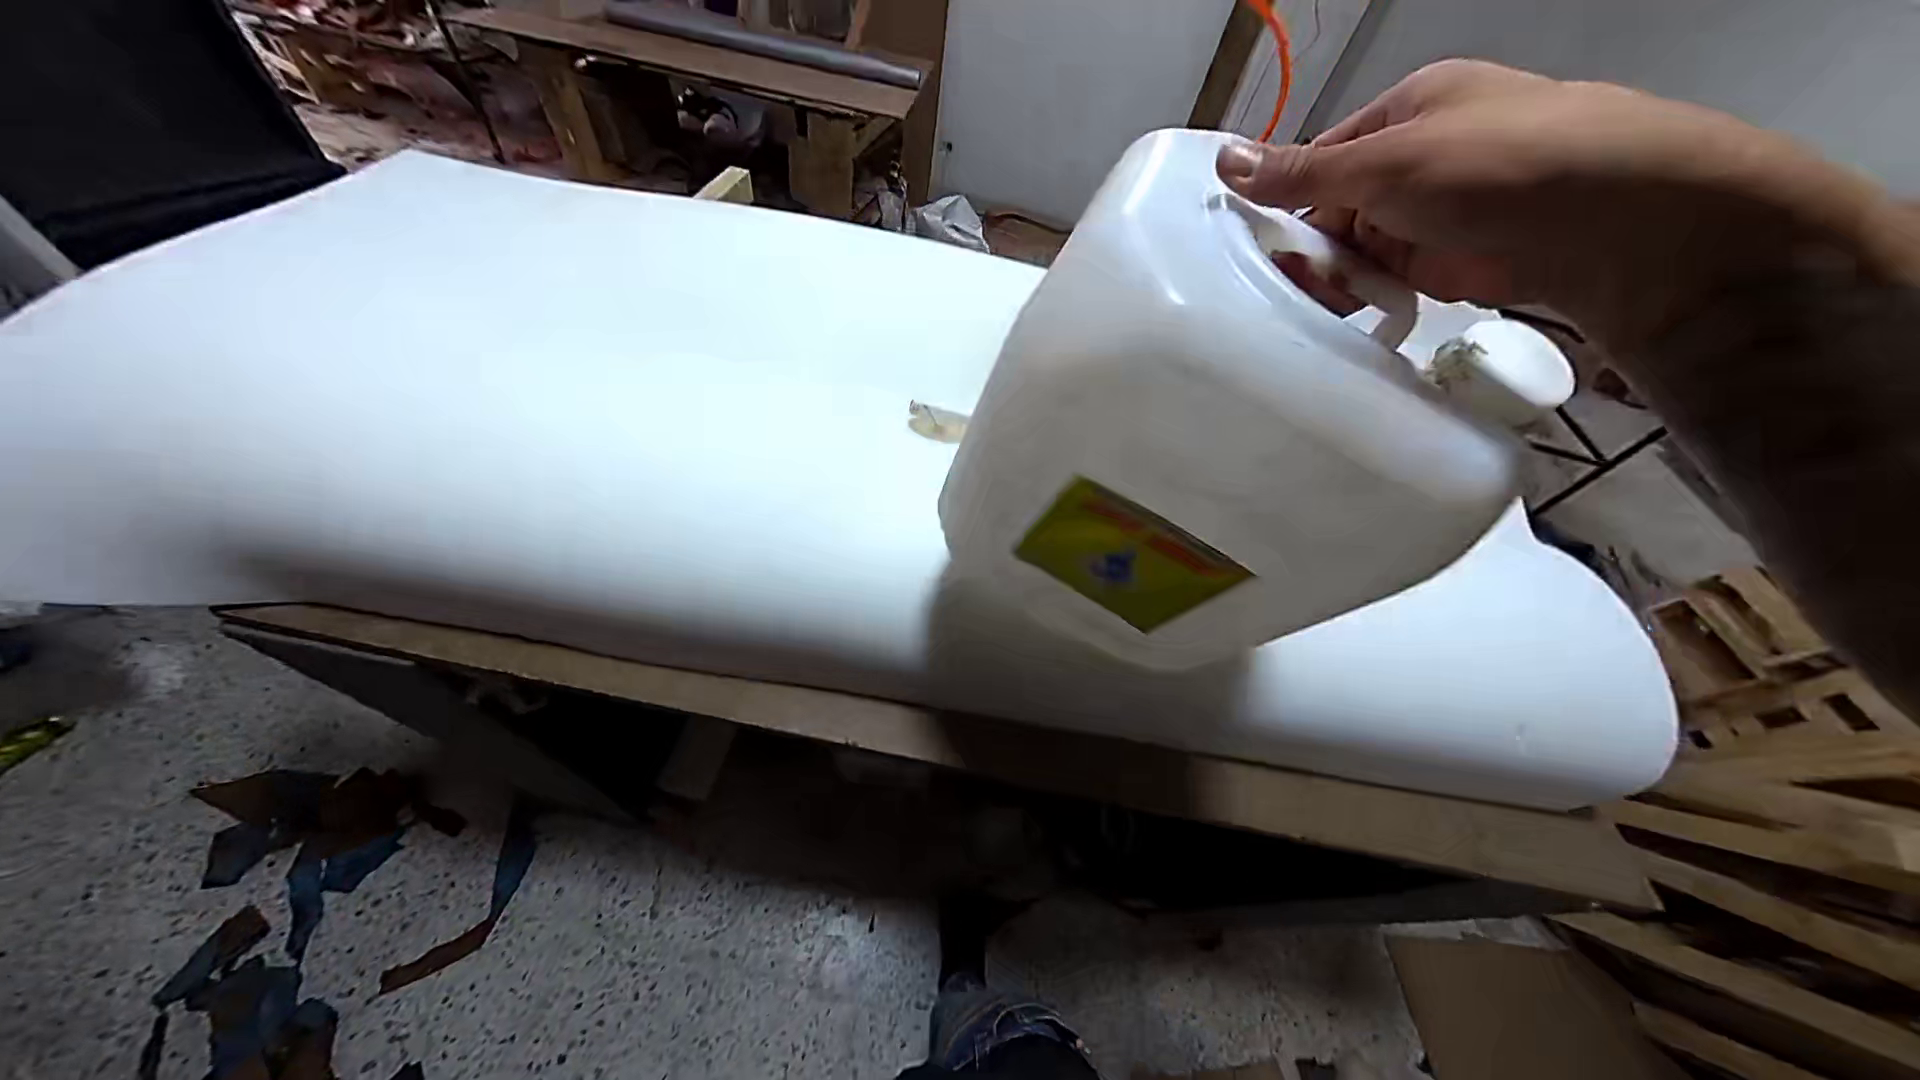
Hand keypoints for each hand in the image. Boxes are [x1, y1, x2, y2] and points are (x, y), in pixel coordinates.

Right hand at [1217, 60, 1911, 351]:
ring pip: (1345, 252)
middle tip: (1281, 283)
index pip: (1316, 161)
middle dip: (1302, 248)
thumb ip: (1302, 173)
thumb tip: (1225, 163)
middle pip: (1325, 212)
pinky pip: (1372, 282)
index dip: (1280, 200)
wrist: (1610, 225)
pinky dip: (1353, 297)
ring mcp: (1421, 217)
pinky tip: (1338, 311)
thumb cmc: (1498, 165)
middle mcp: (1409, 163)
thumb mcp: (1387, 161)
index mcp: (1402, 115)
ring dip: (1325, 278)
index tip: (1251, 244)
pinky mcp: (1433, 265)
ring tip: (1311, 301)